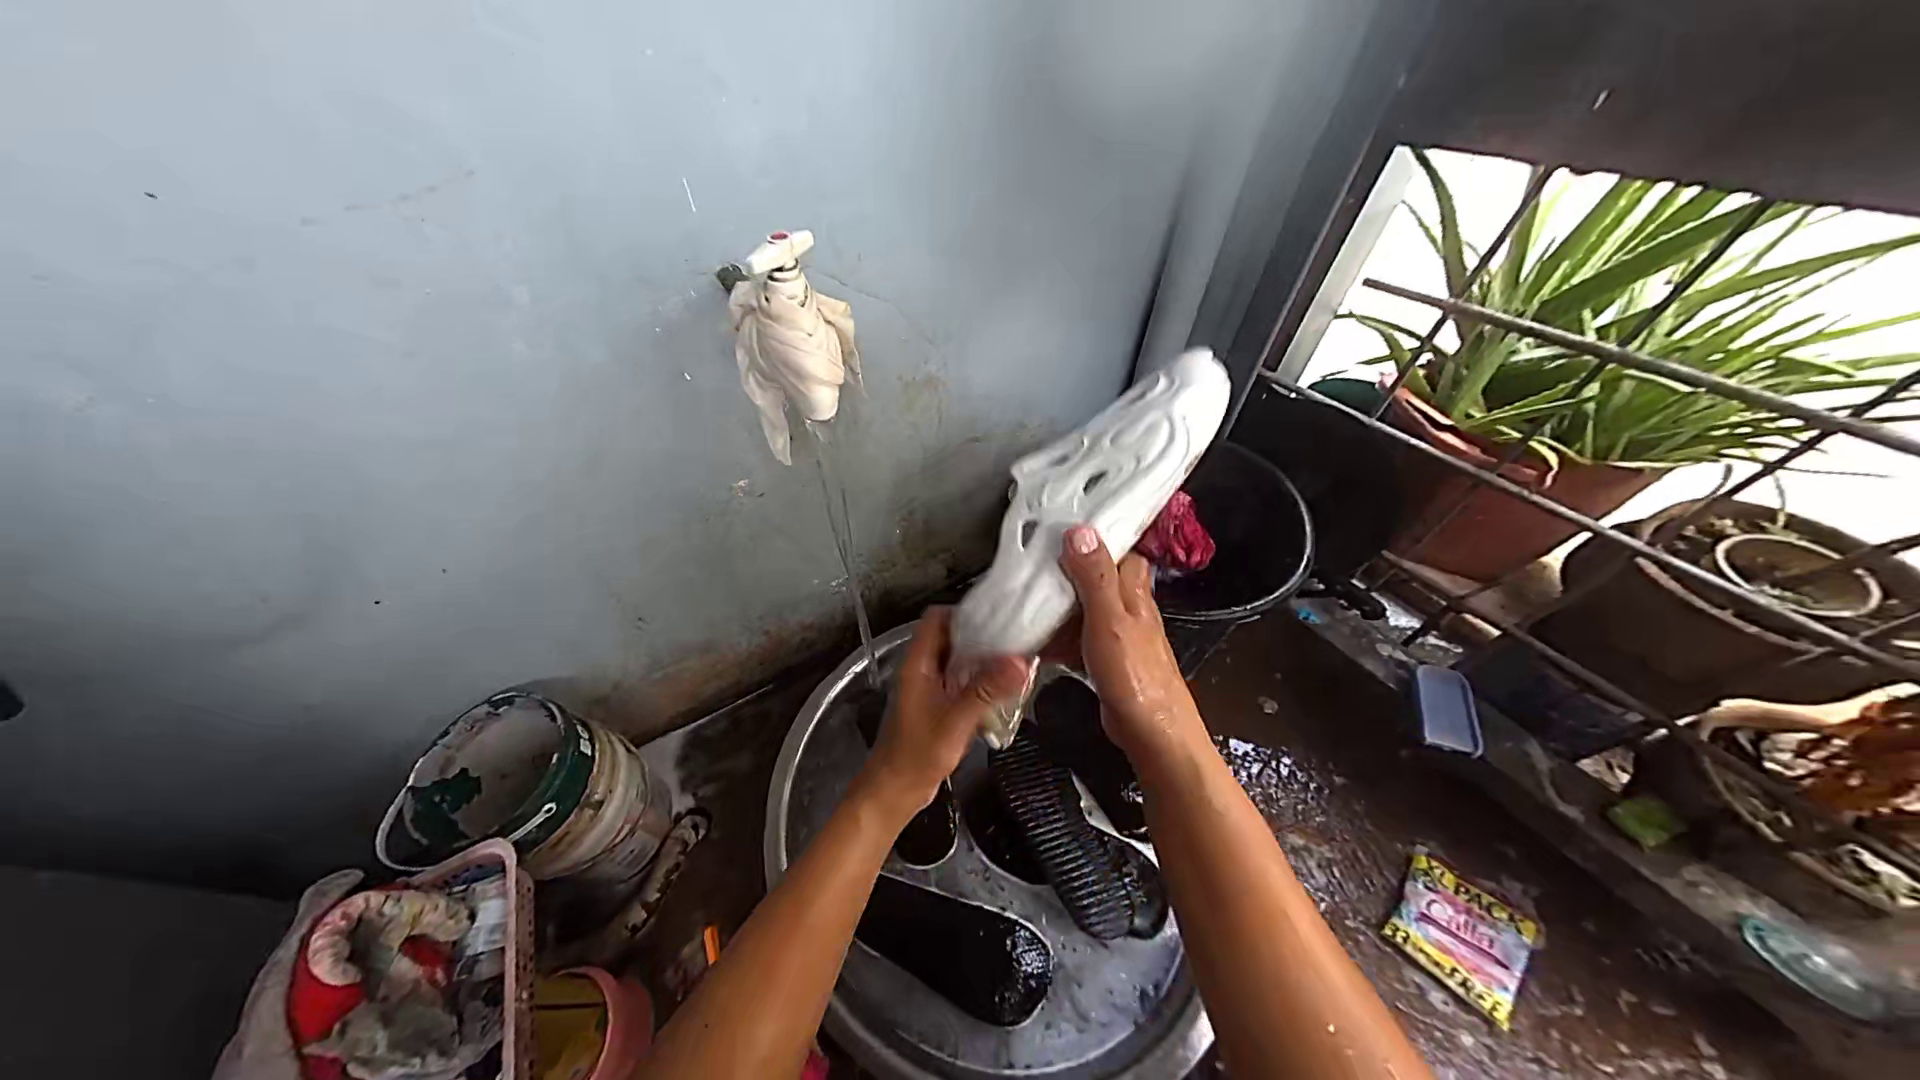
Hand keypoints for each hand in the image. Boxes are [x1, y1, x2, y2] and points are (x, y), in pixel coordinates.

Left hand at [857, 607, 1029, 817]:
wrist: (896, 790)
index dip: (964, 612)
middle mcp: (922, 670)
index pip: (936, 618)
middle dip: (981, 636)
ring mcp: (930, 687)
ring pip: (958, 659)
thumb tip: (1019, 663)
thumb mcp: (955, 720)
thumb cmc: (915, 755)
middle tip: (1012, 640)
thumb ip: (987, 690)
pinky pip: (962, 681)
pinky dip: (981, 681)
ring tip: (1013, 662)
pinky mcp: (939, 705)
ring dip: (983, 660)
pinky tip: (1002, 690)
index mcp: (918, 664)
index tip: (995, 617)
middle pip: (952, 637)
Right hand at [1057, 525, 1203, 759]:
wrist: (1150, 732)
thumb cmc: (1137, 678)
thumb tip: (1081, 533)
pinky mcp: (1103, 658)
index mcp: (1133, 592)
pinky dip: (1057, 637)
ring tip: (1028, 598)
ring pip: (1083, 607)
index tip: (1065, 524)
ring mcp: (1114, 634)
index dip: (1097, 535)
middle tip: (1035, 561)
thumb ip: (1095, 577)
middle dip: (1068, 568)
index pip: (1120, 548)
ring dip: (1059, 604)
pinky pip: (1075, 639)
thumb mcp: (1110, 619)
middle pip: (1096, 576)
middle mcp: (1127, 608)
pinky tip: (1037, 641)